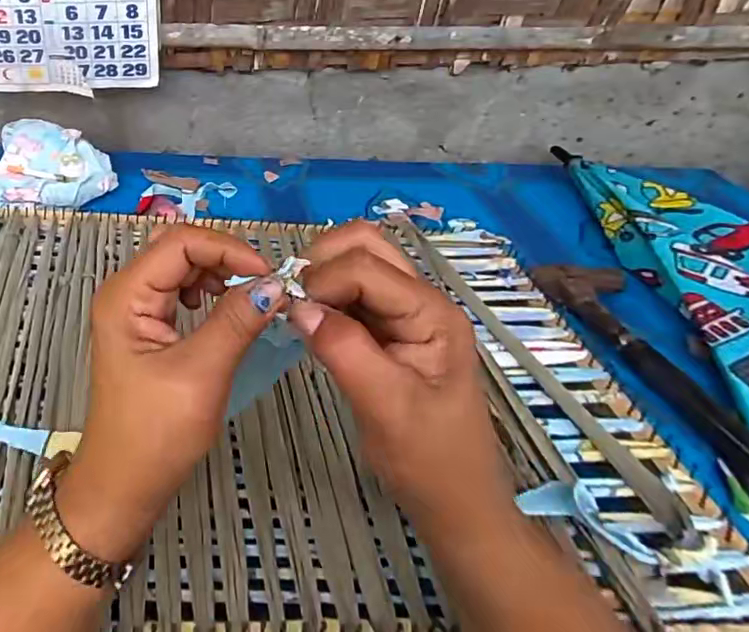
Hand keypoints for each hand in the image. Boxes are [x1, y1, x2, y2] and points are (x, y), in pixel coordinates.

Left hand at [61, 225, 285, 562]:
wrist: (122, 487)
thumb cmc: (154, 435)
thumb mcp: (201, 375)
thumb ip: (236, 322)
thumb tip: (275, 285)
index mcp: (126, 294)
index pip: (181, 243)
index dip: (227, 249)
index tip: (267, 274)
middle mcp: (125, 290)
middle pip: (180, 248)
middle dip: (224, 258)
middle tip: (264, 283)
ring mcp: (133, 306)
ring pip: (181, 265)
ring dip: (217, 272)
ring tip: (247, 295)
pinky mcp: (145, 323)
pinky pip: (179, 288)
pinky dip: (207, 289)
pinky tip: (222, 307)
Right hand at [288, 221, 512, 525]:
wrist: (457, 502)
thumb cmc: (431, 461)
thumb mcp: (386, 409)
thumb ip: (343, 350)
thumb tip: (297, 305)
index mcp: (432, 313)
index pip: (367, 267)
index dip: (324, 280)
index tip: (291, 310)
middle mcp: (422, 299)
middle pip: (367, 244)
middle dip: (323, 259)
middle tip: (294, 297)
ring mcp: (406, 310)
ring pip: (359, 259)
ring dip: (323, 272)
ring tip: (298, 307)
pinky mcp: (389, 325)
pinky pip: (353, 289)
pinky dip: (326, 293)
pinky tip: (310, 318)